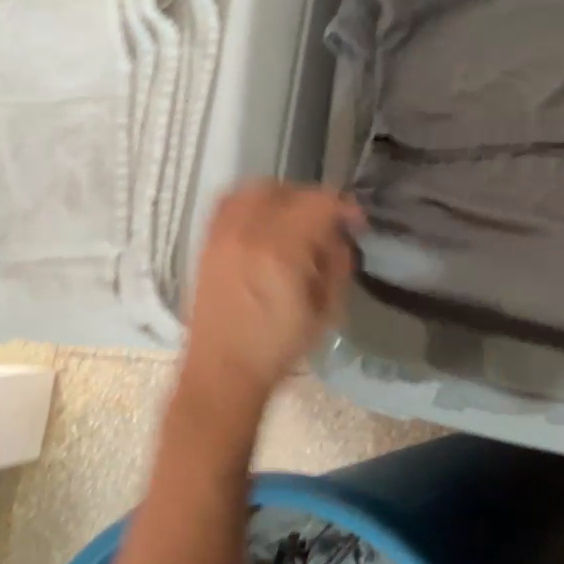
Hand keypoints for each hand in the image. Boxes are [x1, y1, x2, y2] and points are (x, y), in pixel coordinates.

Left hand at [181, 183, 362, 401]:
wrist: (222, 374)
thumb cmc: (278, 347)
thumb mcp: (326, 310)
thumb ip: (337, 264)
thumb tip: (339, 238)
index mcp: (283, 251)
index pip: (321, 204)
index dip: (345, 208)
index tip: (356, 224)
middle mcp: (249, 234)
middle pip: (289, 191)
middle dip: (316, 200)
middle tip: (329, 222)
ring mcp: (223, 236)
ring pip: (257, 190)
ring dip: (284, 196)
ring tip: (296, 218)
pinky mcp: (207, 244)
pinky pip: (230, 204)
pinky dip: (253, 202)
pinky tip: (265, 222)